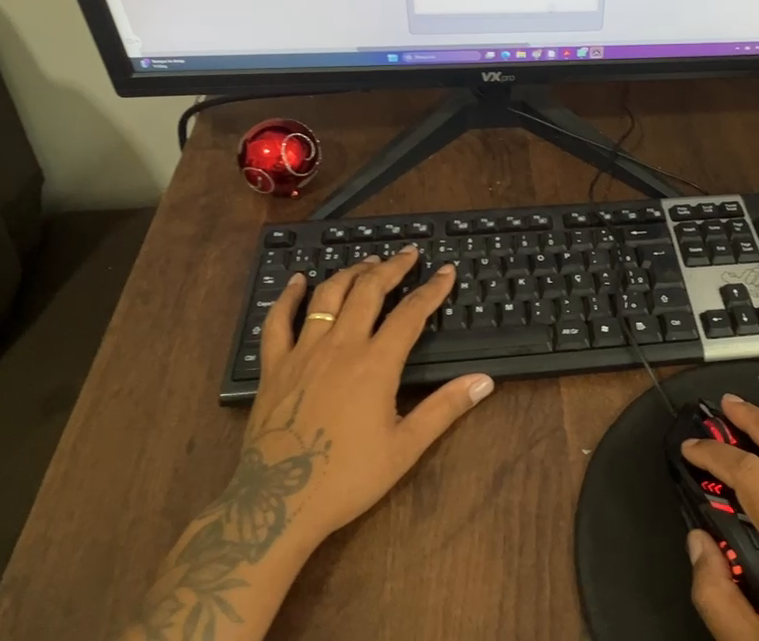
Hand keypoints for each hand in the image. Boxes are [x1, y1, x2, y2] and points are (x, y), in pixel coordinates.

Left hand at [122, 248, 492, 640]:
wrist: (278, 503)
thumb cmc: (347, 478)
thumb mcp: (405, 447)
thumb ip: (444, 408)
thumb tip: (484, 380)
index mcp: (375, 364)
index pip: (410, 313)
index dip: (432, 290)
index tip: (446, 272)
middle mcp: (340, 346)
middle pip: (368, 291)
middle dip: (392, 267)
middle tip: (408, 254)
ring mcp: (303, 353)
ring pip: (327, 296)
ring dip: (350, 273)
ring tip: (367, 262)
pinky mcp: (274, 367)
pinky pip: (278, 321)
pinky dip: (289, 296)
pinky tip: (298, 281)